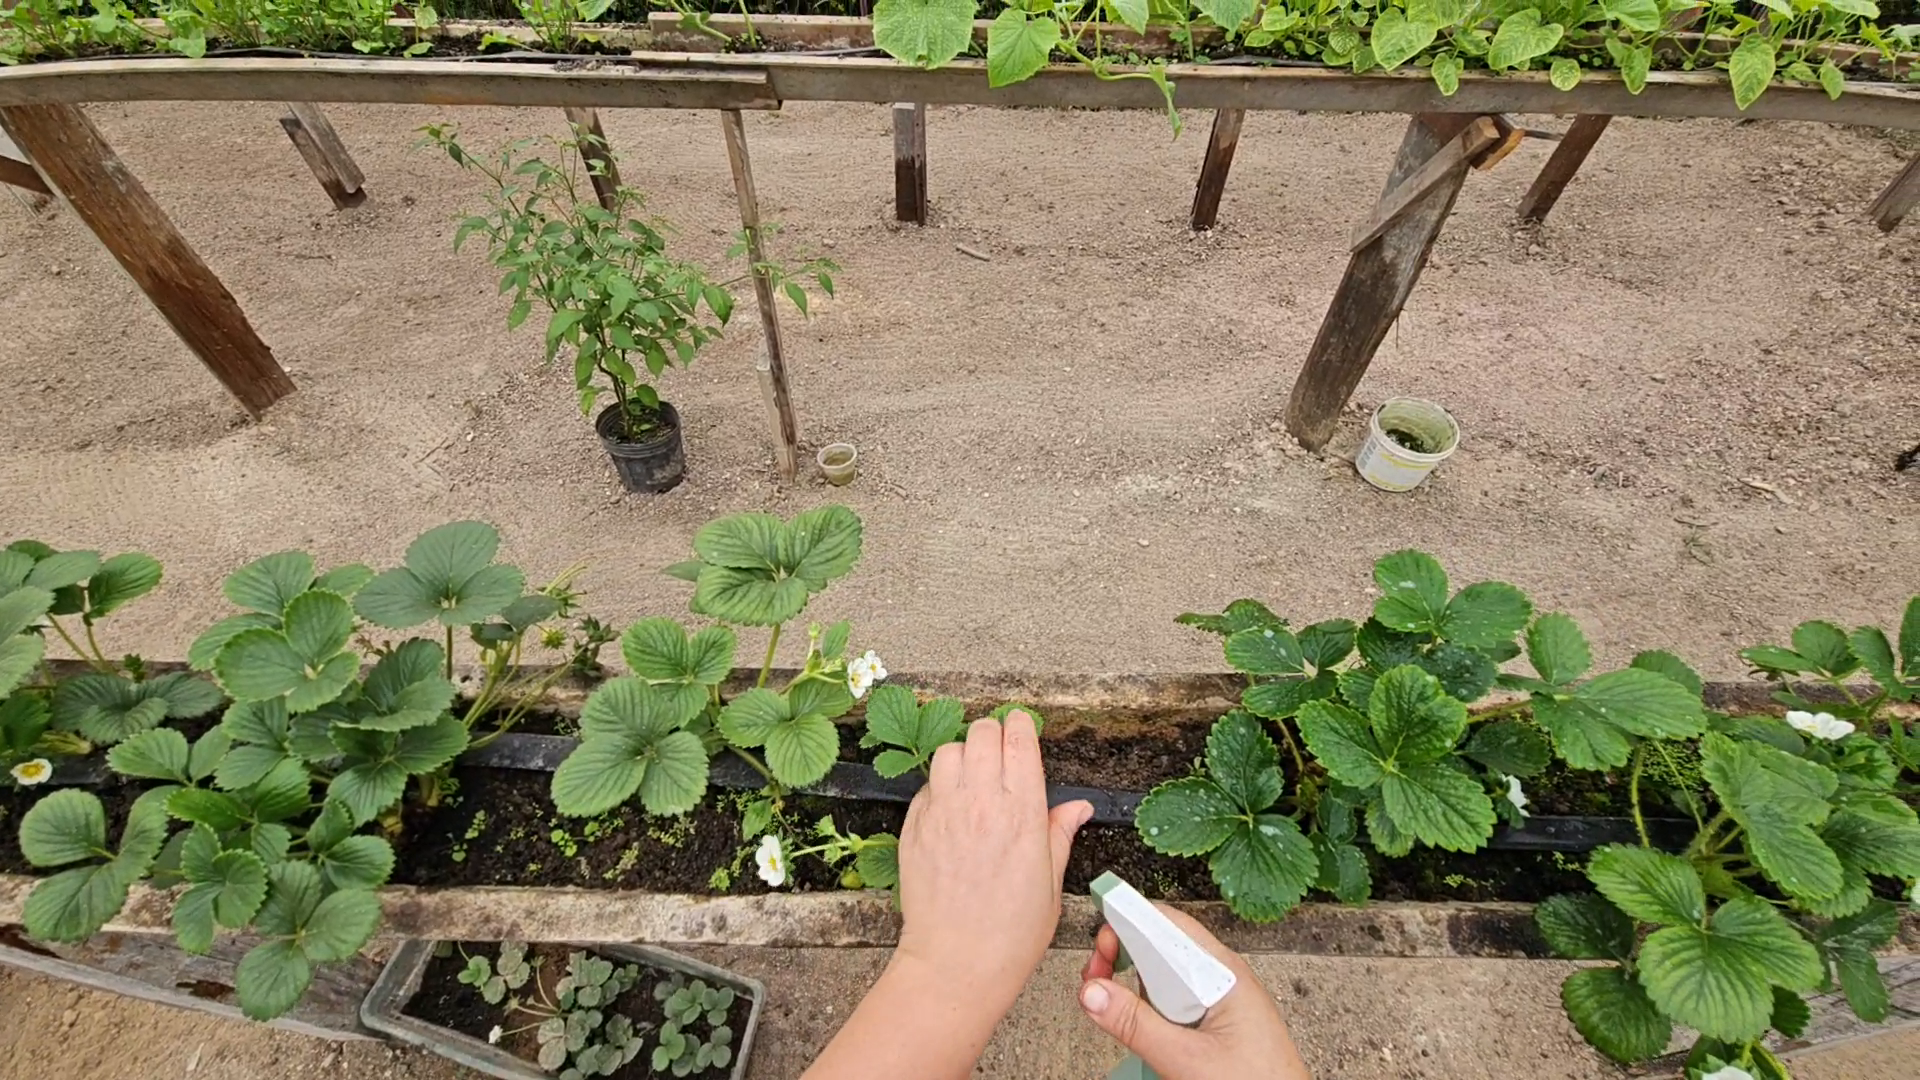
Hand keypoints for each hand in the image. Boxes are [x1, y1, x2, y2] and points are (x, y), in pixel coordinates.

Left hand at [894, 710, 1092, 1008]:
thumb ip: (1060, 833)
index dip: (1021, 725)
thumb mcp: (1050, 882)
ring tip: (972, 777)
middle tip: (998, 752)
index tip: (1021, 726)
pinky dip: (939, 785)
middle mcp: (982, 803)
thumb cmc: (1009, 933)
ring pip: (949, 750)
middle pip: (982, 733)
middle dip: (992, 734)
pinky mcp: (915, 825)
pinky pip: (926, 784)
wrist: (956, 965)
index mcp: (1022, 813)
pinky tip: (951, 807)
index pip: (1019, 740)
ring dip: (963, 755)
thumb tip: (1079, 807)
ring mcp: (944, 812)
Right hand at [1079, 904, 1311, 1079]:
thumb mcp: (1189, 1063)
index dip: (1127, 923)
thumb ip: (1137, 1026)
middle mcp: (1221, 976)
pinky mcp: (1218, 1024)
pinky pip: (1175, 1000)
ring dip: (1133, 981)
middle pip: (1161, 944)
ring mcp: (1220, 1000)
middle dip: (1123, 953)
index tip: (1098, 947)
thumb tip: (1091, 991)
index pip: (1166, 923)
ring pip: (1165, 972)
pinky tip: (1140, 1026)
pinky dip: (1150, 1004)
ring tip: (1111, 1006)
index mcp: (1222, 972)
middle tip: (1095, 980)